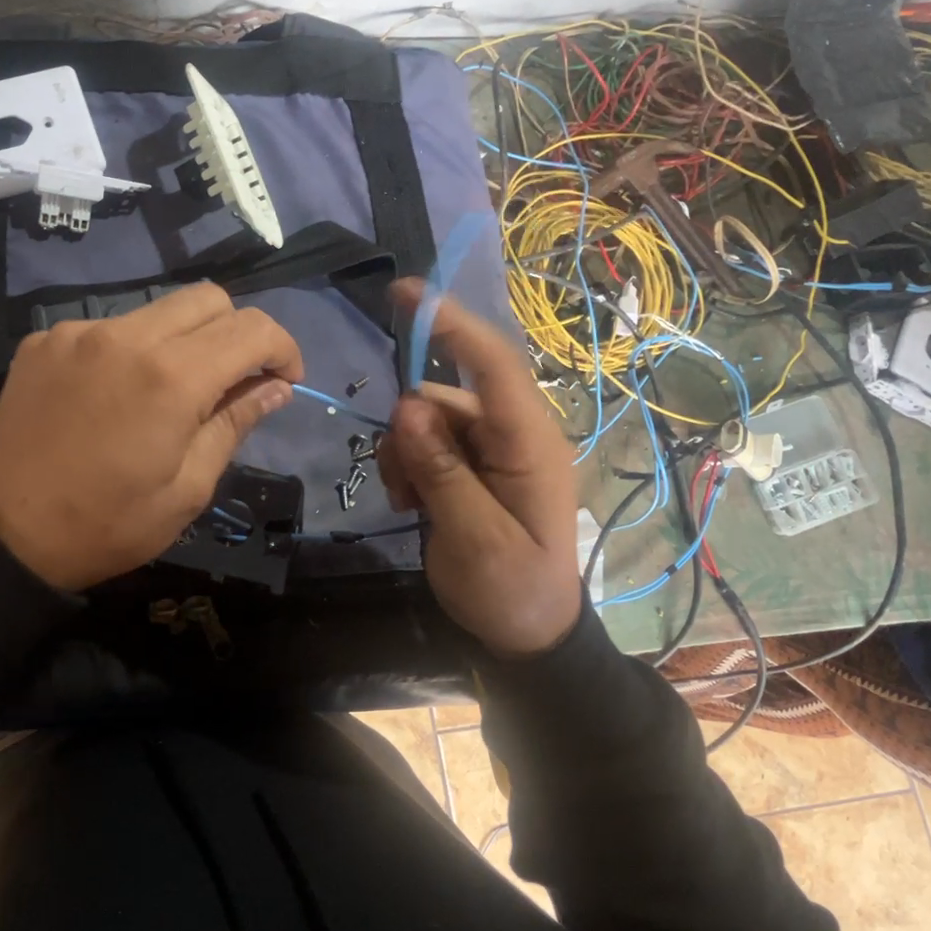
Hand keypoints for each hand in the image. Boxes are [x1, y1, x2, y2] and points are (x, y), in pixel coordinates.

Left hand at [0, 283, 303, 591]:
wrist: (6, 536)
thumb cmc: (107, 526)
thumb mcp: (186, 490)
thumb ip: (233, 424)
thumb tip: (275, 386)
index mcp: (170, 378)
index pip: (250, 329)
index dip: (282, 348)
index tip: (283, 379)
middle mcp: (124, 336)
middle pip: (207, 299)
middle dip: (235, 332)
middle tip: (232, 380)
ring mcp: (77, 333)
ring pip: (155, 309)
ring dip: (181, 339)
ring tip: (169, 390)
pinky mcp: (42, 341)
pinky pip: (106, 327)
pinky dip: (128, 349)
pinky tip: (114, 393)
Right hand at [378, 279, 579, 657]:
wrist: (530, 637)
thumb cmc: (512, 592)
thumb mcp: (474, 539)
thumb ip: (441, 471)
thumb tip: (406, 407)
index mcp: (531, 444)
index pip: (493, 365)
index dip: (451, 324)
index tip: (403, 292)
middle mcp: (514, 435)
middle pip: (443, 397)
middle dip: (409, 430)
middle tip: (399, 486)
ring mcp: (494, 451)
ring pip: (428, 421)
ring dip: (405, 455)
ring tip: (407, 503)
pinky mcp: (475, 468)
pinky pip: (427, 444)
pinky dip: (408, 466)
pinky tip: (411, 503)